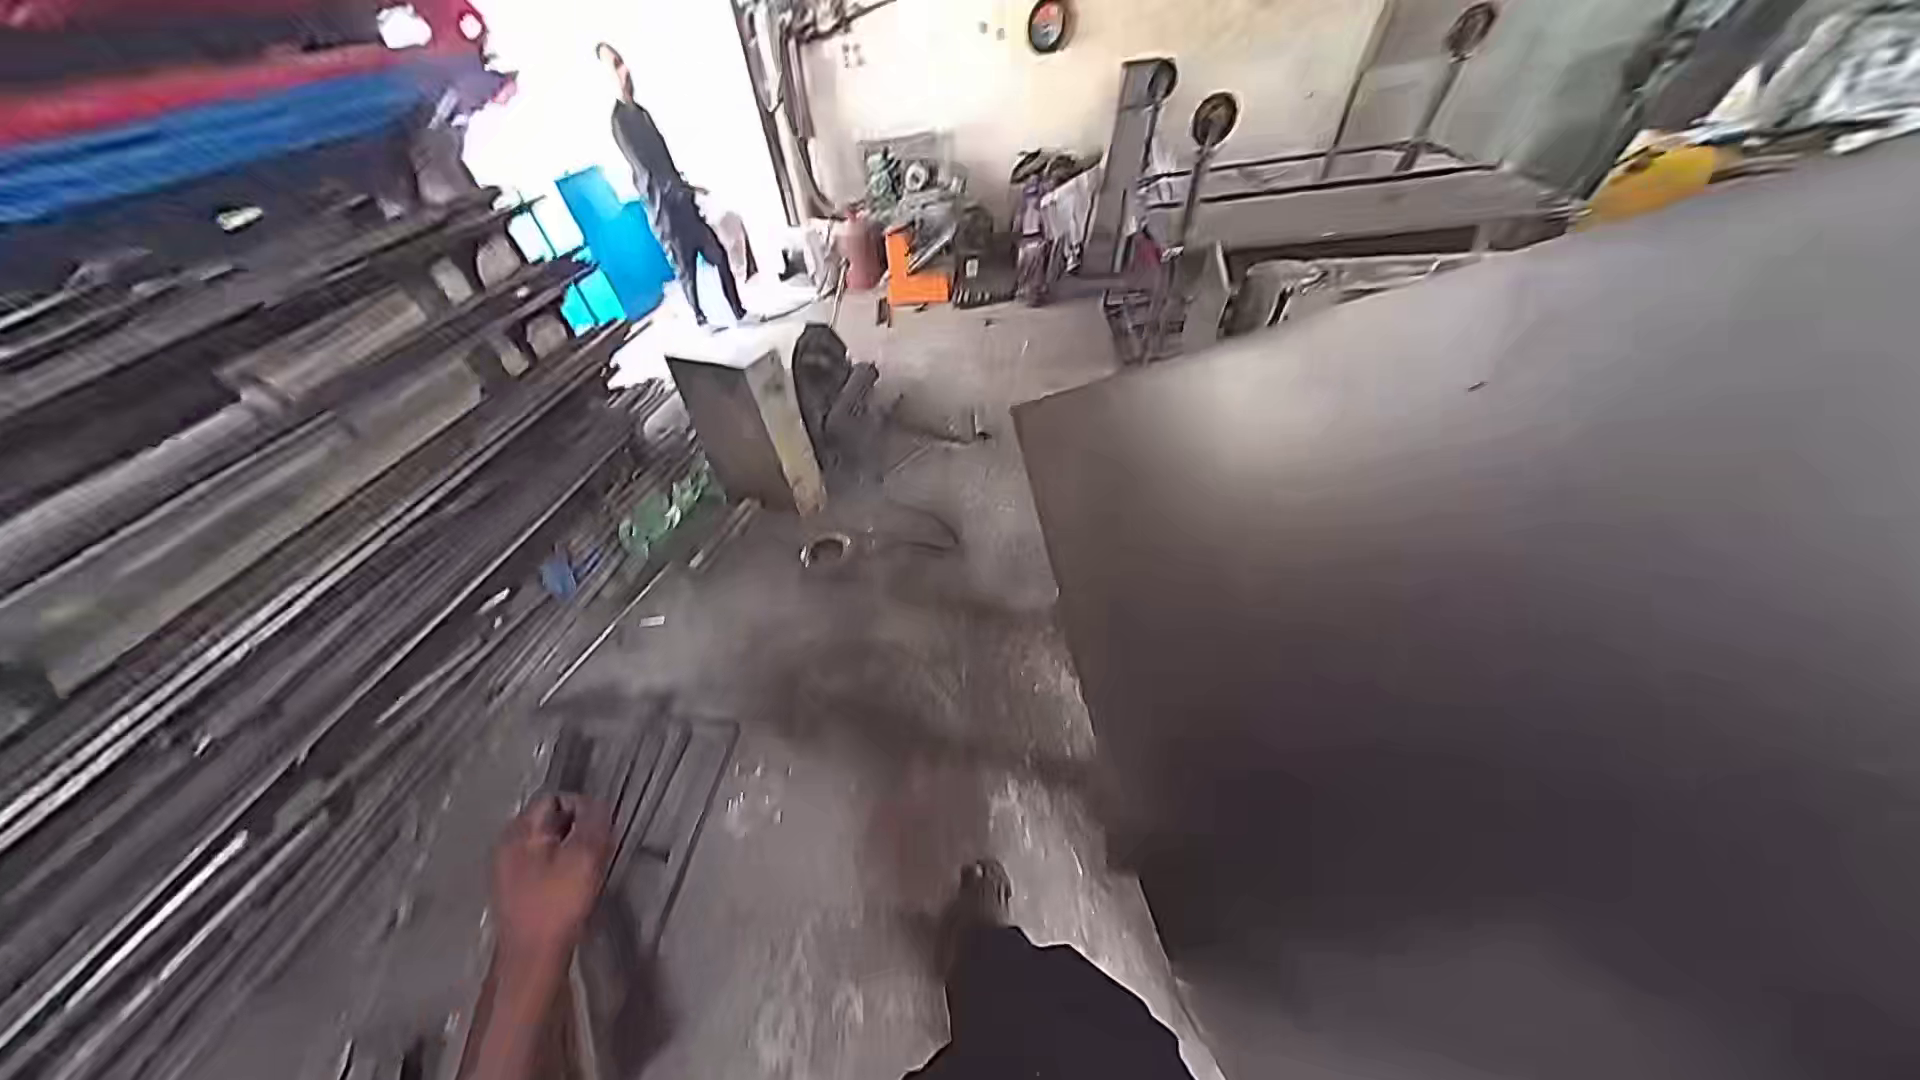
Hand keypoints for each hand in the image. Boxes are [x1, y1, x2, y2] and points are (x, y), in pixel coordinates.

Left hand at [490, 794, 612, 960]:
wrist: (534, 958)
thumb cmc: (559, 902)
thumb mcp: (585, 853)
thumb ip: (594, 819)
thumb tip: (597, 802)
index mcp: (519, 833)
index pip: (555, 797)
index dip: (582, 806)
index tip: (598, 828)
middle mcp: (507, 845)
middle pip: (552, 818)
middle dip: (579, 827)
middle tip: (597, 846)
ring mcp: (508, 869)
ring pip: (551, 840)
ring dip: (573, 846)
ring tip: (589, 865)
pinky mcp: (516, 888)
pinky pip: (545, 861)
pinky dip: (563, 864)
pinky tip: (575, 882)